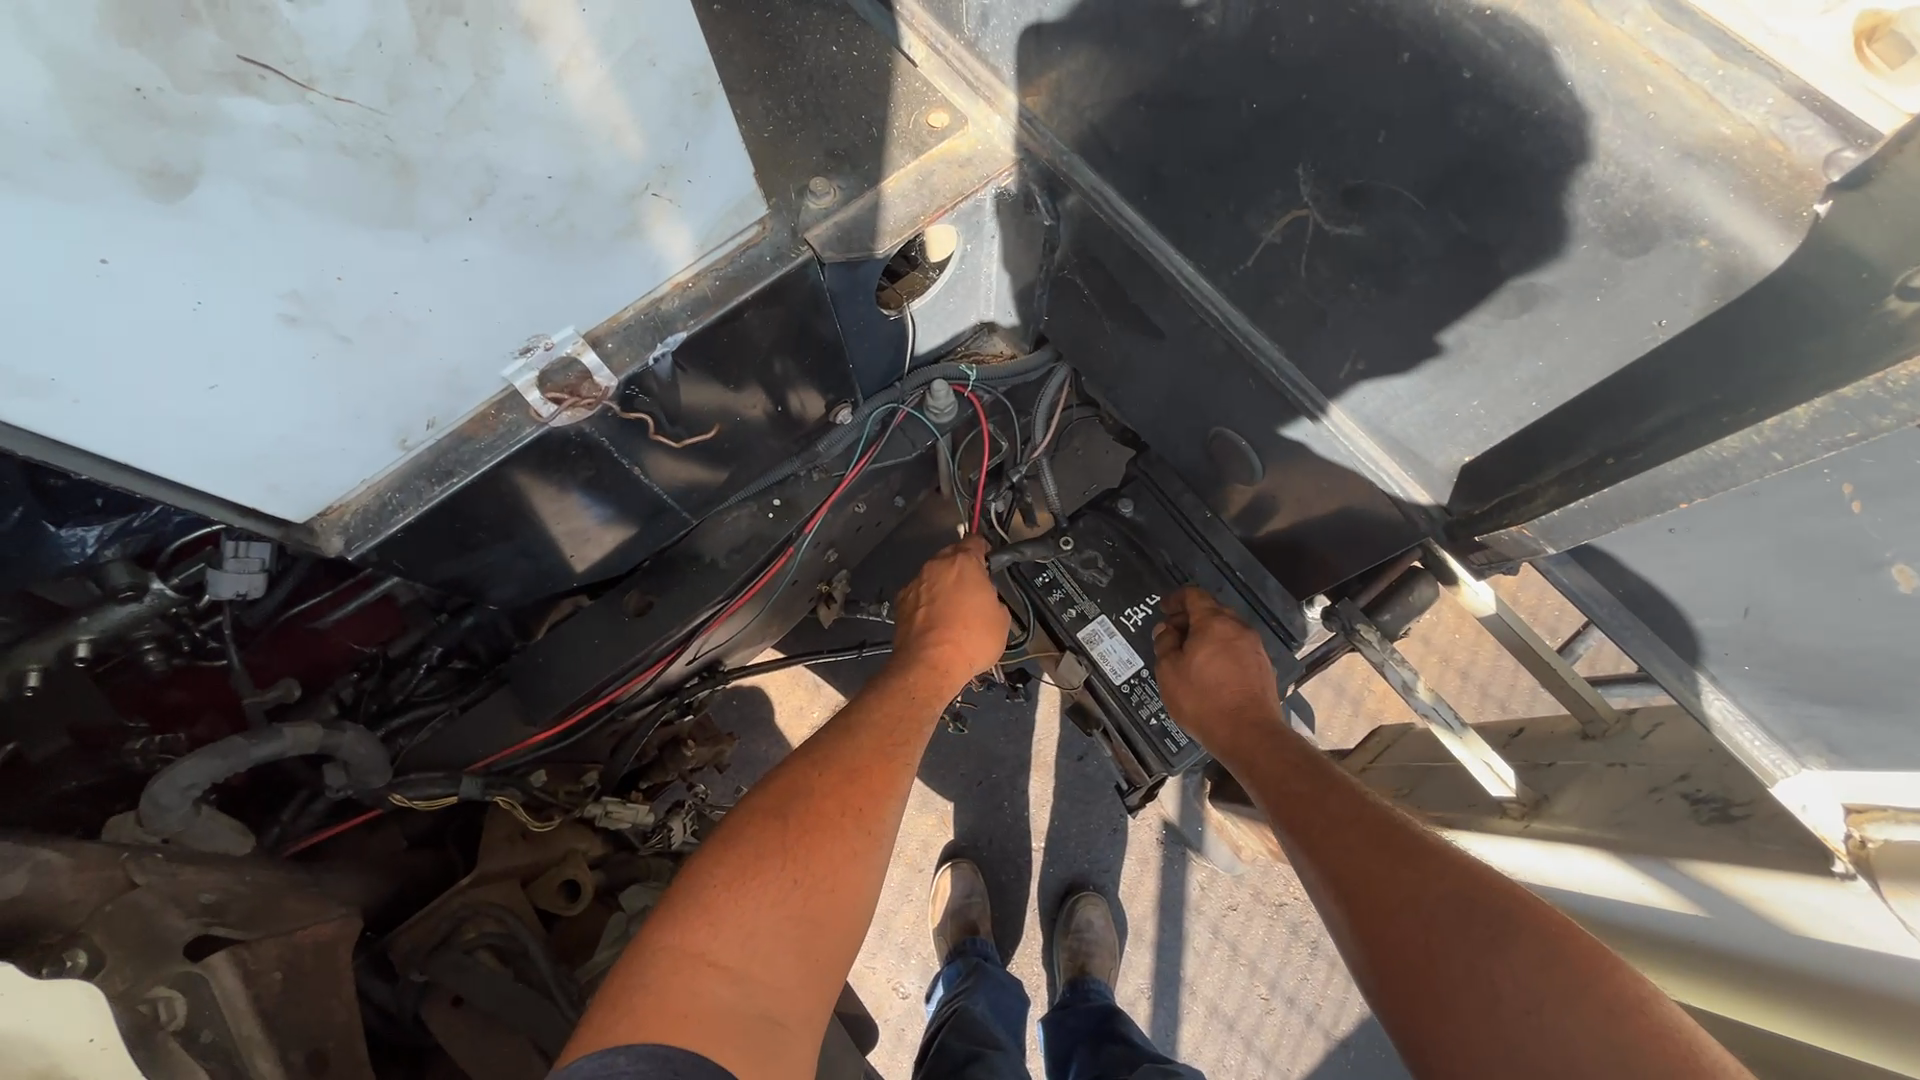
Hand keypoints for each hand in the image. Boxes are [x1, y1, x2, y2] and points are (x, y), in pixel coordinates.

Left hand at [890, 535, 1010, 690]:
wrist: (929, 665)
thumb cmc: (970, 640)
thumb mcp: (1002, 620)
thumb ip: (994, 598)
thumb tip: (987, 599)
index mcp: (964, 562)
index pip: (976, 541)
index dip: (984, 550)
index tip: (988, 560)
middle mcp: (936, 566)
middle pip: (951, 557)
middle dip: (962, 570)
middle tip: (974, 591)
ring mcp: (915, 583)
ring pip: (933, 576)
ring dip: (943, 586)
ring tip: (954, 612)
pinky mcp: (901, 603)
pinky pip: (919, 595)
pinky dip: (926, 603)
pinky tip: (935, 622)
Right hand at [1152, 587, 1289, 764]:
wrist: (1249, 733)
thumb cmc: (1202, 699)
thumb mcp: (1169, 671)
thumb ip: (1165, 644)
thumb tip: (1167, 630)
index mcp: (1214, 622)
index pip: (1194, 596)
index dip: (1176, 599)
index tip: (1163, 608)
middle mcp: (1239, 628)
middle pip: (1212, 611)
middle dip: (1190, 618)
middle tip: (1172, 635)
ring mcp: (1255, 648)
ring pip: (1227, 631)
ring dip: (1207, 636)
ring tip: (1190, 656)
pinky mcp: (1263, 668)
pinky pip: (1237, 649)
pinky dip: (1221, 651)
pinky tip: (1211, 672)